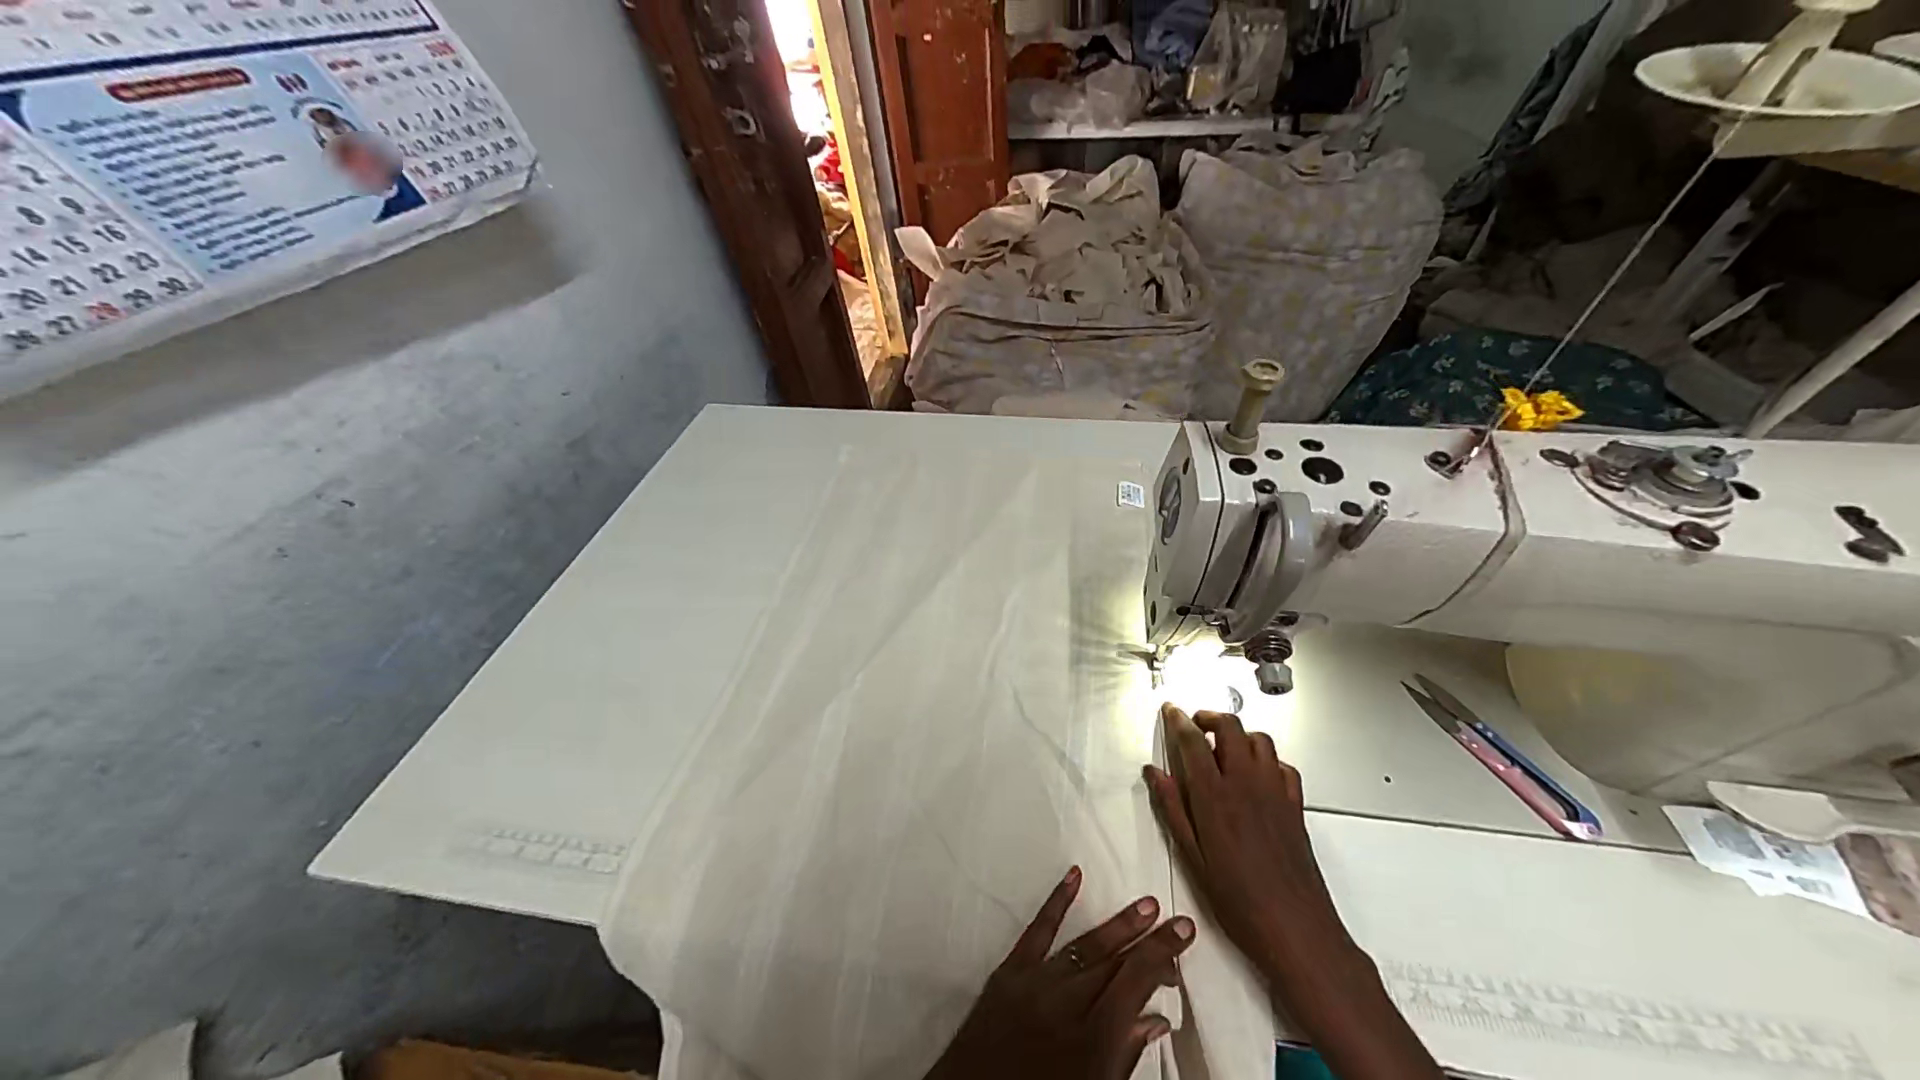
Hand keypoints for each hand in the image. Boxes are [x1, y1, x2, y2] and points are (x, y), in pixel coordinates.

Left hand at [922, 865, 1193, 1079]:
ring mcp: (1034, 983)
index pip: (1136, 982)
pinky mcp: (1007, 973)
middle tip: (1172, 919)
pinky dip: (1057, 902)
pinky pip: (1036, 931)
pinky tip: (1073, 877)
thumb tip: (1154, 1021)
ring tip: (1144, 905)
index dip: (1163, 954)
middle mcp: (1065, 1003)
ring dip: (1116, 924)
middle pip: (1114, 962)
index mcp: (1092, 1038)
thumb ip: (1124, 1055)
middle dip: (1148, 940)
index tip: (1184, 931)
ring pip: (1084, 945)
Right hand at [1143, 704, 1356, 979]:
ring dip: (1239, 733)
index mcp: (1215, 797)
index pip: (1193, 741)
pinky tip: (1257, 772)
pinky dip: (1268, 759)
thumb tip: (1156, 776)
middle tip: (1195, 723)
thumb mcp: (1192, 857)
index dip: (1178, 721)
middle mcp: (1247, 786)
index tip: (1170, 712)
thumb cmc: (1241, 901)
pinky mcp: (1296, 806)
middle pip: (1230, 727)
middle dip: (1209, 717)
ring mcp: (1275, 793)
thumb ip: (1173, 809)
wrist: (1295, 929)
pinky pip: (1284, 766)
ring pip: (1260, 740)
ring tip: (1223, 744)